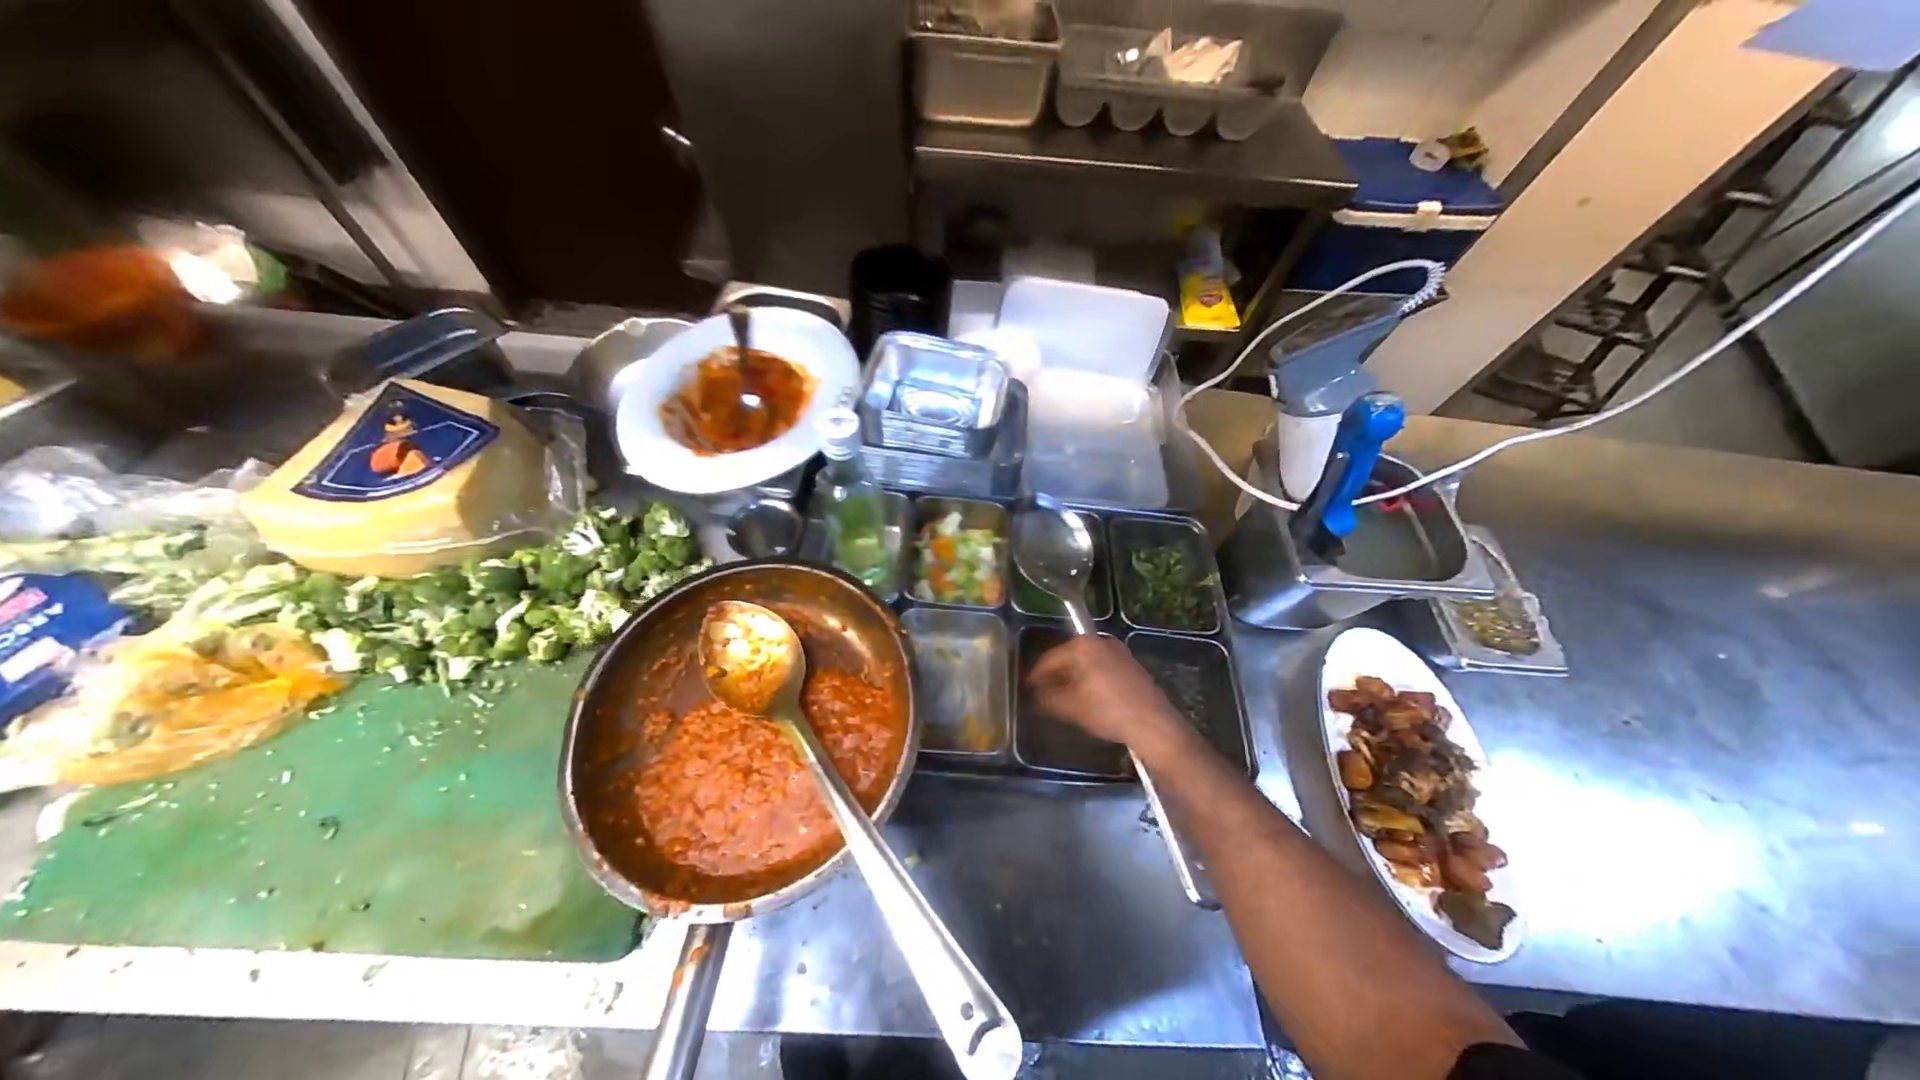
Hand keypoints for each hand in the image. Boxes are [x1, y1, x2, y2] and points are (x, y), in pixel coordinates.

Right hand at [1026, 636, 1187, 753]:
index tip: (1026, 689)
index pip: (1049, 659)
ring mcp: (1118, 650)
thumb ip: (1047, 699)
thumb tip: (1035, 695)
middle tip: (1042, 694)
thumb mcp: (1071, 708)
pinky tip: (1087, 696)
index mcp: (1083, 646)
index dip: (1035, 676)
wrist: (1154, 724)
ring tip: (1062, 697)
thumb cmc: (1108, 712)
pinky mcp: (1131, 663)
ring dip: (1072, 678)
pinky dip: (1090, 678)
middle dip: (1054, 676)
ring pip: (1085, 662)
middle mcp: (1100, 640)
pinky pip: (1101, 667)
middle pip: (1068, 658)